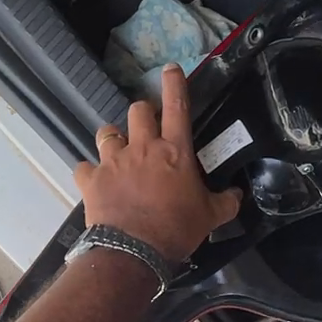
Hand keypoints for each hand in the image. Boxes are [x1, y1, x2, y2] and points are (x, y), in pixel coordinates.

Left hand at [74, 66, 242, 260]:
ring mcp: (113, 162)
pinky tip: (95, 181)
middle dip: (142, 114)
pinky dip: (89, 173)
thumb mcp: (211, 217)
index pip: (176, 105)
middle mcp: (142, 148)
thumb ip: (226, 202)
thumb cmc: (177, 230)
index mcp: (175, 151)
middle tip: (146, 129)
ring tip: (117, 151)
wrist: (134, 253)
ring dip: (113, 138)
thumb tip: (238, 195)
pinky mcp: (91, 179)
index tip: (170, 68)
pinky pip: (84, 167)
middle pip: (137, 111)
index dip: (174, 83)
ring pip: (107, 132)